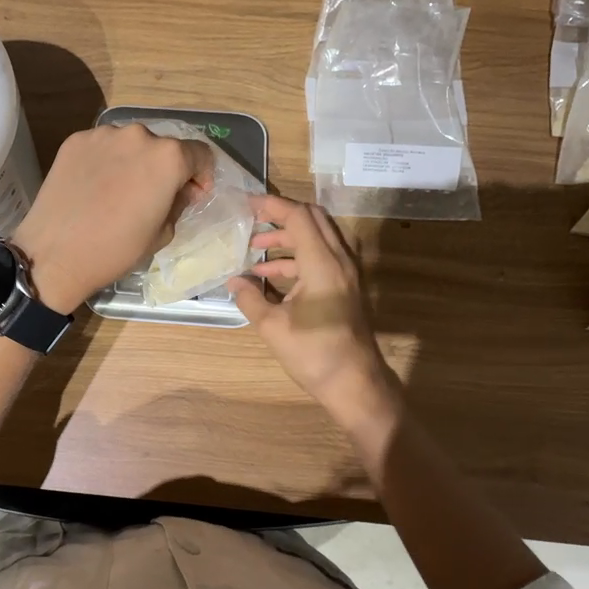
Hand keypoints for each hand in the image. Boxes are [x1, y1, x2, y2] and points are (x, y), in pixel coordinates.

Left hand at [13, 125, 212, 312]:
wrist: (54, 254)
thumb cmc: (116, 249)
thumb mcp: (162, 233)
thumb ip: (179, 203)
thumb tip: (180, 190)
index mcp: (168, 157)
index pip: (200, 154)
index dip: (201, 175)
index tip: (193, 192)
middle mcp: (138, 135)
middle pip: (163, 146)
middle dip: (165, 167)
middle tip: (154, 194)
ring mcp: (103, 134)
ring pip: (130, 143)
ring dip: (134, 161)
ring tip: (120, 190)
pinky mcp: (74, 141)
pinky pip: (102, 147)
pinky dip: (106, 160)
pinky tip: (95, 186)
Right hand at [227, 195, 400, 425]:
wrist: (355, 383)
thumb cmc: (314, 353)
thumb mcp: (272, 326)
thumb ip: (250, 297)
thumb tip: (234, 281)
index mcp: (322, 263)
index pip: (298, 217)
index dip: (271, 206)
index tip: (246, 204)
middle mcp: (338, 260)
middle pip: (312, 219)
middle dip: (281, 214)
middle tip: (252, 218)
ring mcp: (345, 273)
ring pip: (316, 237)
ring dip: (286, 237)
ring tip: (254, 248)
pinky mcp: (344, 287)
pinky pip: (319, 257)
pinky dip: (295, 257)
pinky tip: (268, 274)